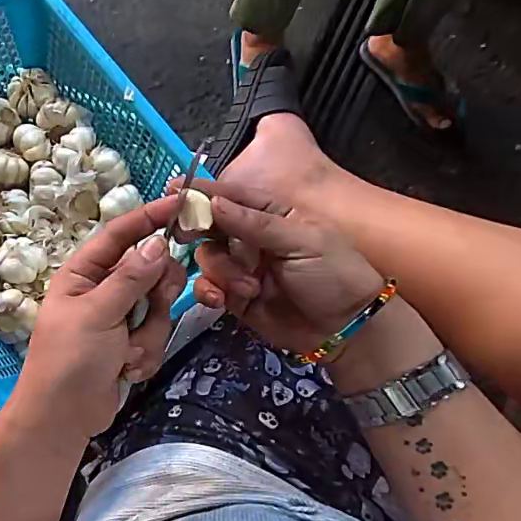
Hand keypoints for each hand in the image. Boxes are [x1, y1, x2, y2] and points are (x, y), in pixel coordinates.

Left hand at [9, 195, 186, 438]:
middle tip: (151, 306)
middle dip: (156, 295)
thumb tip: (157, 243)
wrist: (64, 418)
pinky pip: (156, 336)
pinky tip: (125, 370)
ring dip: (147, 335)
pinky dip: (145, 355)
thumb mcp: (98, 314)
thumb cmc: (70, 359)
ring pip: (159, 309)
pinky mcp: (131, 344)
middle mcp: (102, 290)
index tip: (181, 204)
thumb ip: (130, 279)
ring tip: (123, 354)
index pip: (120, 235)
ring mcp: (119, 318)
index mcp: (84, 273)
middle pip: (150, 271)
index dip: (149, 218)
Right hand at [179, 179, 386, 356]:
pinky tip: (221, 300)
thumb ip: (254, 223)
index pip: (231, 196)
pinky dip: (208, 291)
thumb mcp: (302, 241)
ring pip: (207, 257)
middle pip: (210, 224)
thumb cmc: (333, 274)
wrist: (346, 330)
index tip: (174, 190)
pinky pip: (207, 287)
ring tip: (247, 286)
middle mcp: (250, 236)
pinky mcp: (233, 296)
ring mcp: (240, 266)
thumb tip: (213, 201)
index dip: (203, 192)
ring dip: (220, 270)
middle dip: (198, 230)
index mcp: (271, 213)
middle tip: (184, 234)